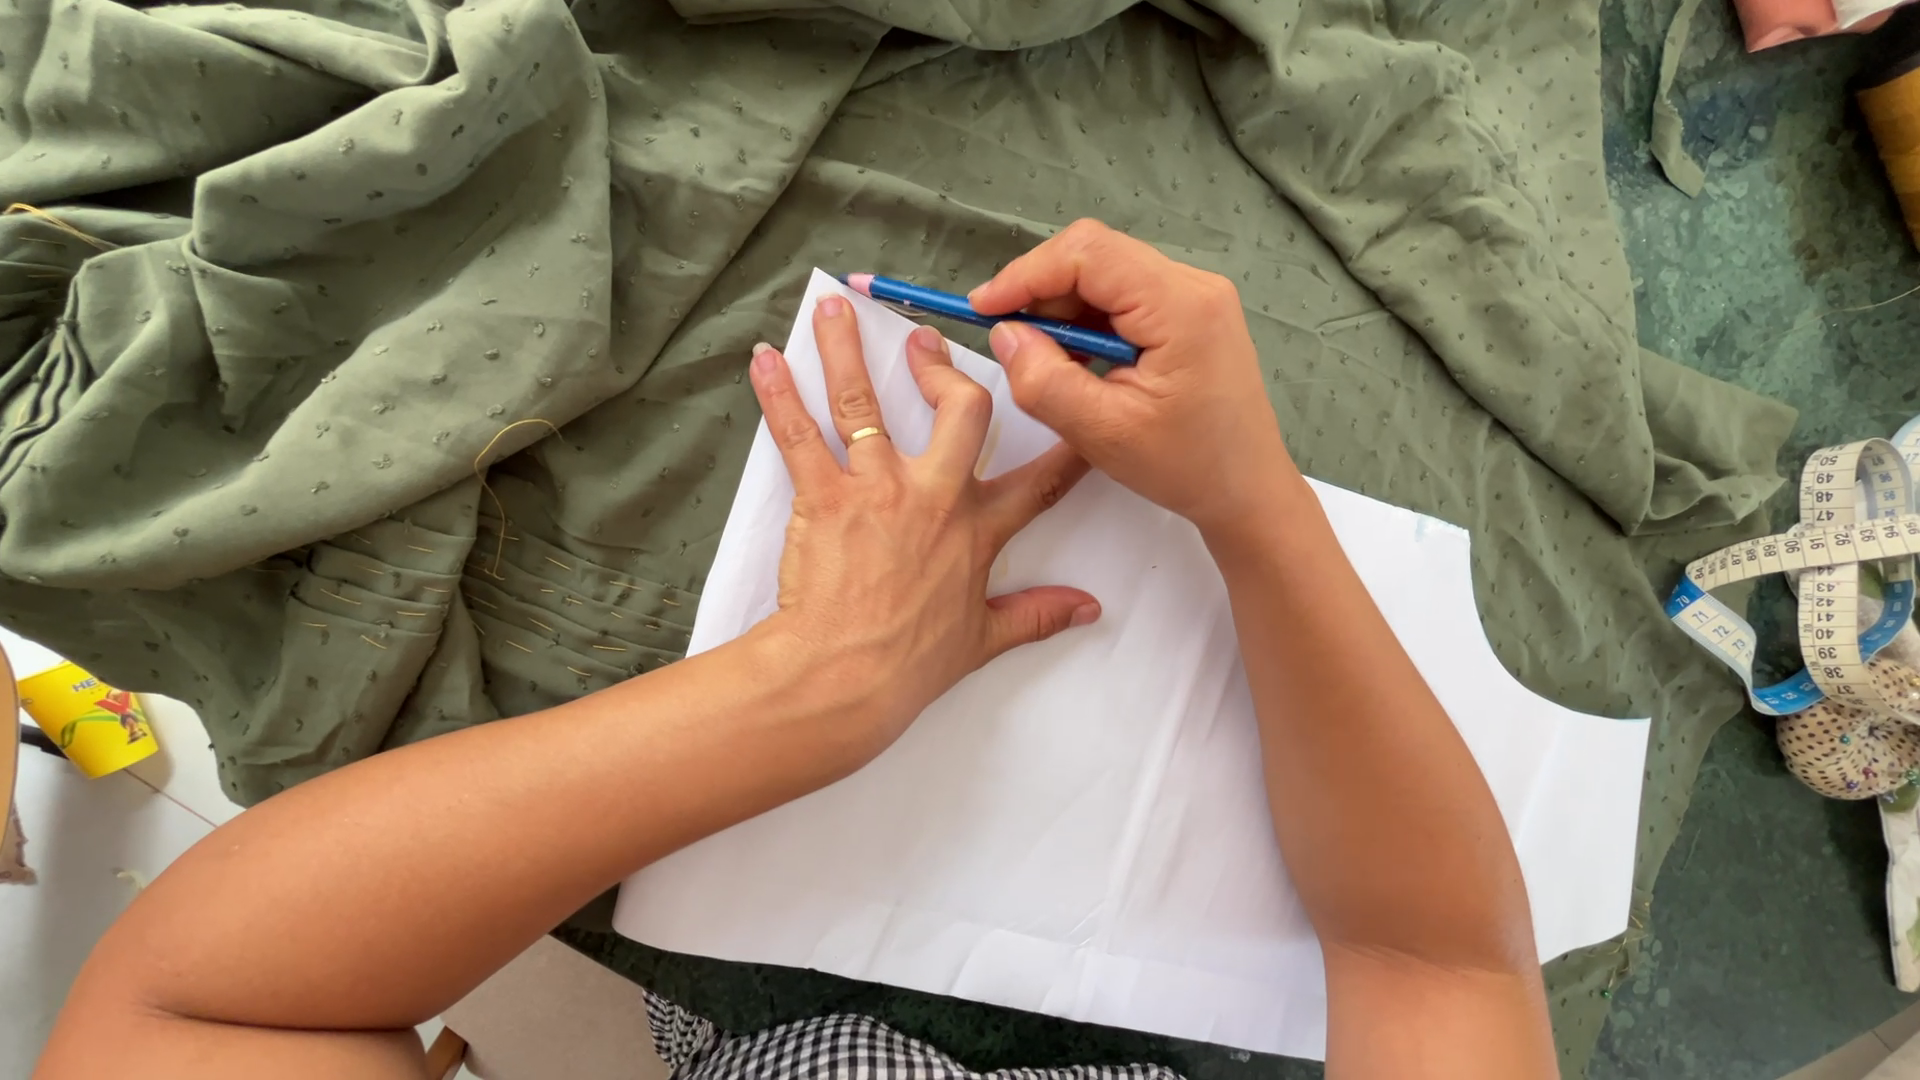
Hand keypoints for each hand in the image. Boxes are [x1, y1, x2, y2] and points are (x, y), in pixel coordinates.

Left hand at [746, 295, 1100, 761]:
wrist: (846, 677)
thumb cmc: (912, 662)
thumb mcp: (985, 639)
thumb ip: (1038, 615)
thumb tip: (1090, 609)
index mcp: (977, 530)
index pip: (1039, 481)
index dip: (1066, 446)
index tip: (1072, 411)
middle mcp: (934, 495)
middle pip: (959, 410)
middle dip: (944, 369)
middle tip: (923, 343)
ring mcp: (878, 489)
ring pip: (864, 403)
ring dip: (846, 350)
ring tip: (832, 308)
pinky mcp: (825, 497)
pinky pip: (798, 435)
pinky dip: (777, 394)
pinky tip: (763, 358)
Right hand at [970, 219, 1299, 536]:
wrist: (1247, 490)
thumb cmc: (1183, 467)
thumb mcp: (1102, 432)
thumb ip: (1044, 381)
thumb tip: (1005, 333)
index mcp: (1180, 305)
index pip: (1088, 253)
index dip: (1026, 273)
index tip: (982, 310)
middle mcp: (1192, 284)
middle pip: (1097, 257)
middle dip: (1042, 291)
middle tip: (1010, 340)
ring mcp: (1195, 297)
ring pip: (1107, 277)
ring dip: (1063, 310)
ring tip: (1044, 360)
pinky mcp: (1190, 315)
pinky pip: (1124, 299)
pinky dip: (1087, 322)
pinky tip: (1077, 362)